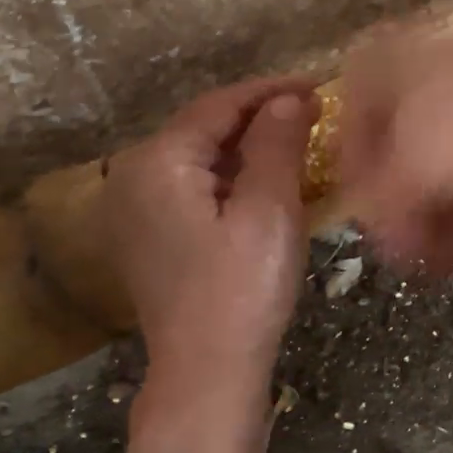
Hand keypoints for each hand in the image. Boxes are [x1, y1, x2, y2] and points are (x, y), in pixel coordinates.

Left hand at [104, 77, 321, 385]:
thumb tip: (291, 99)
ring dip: (248, 144)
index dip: (270, 90)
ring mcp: (136, 209)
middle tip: (315, 112)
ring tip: (300, 140)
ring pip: (199, 157)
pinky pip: (194, 185)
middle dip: (259, 115)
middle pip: (203, 127)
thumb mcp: (269, 211)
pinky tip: (267, 180)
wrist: (208, 367)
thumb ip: (278, 147)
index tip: (319, 85)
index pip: (218, 105)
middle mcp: (133, 176)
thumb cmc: (243, 287)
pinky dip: (233, 173)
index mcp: (159, 163)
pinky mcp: (151, 236)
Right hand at [336, 35, 452, 267]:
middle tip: (437, 258)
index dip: (375, 212)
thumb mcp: (413, 173)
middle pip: (399, 159)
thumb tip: (381, 239)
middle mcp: (403, 65)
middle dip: (421, 214)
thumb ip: (381, 210)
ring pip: (440, 155)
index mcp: (368, 72)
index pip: (352, 158)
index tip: (399, 251)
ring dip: (451, 206)